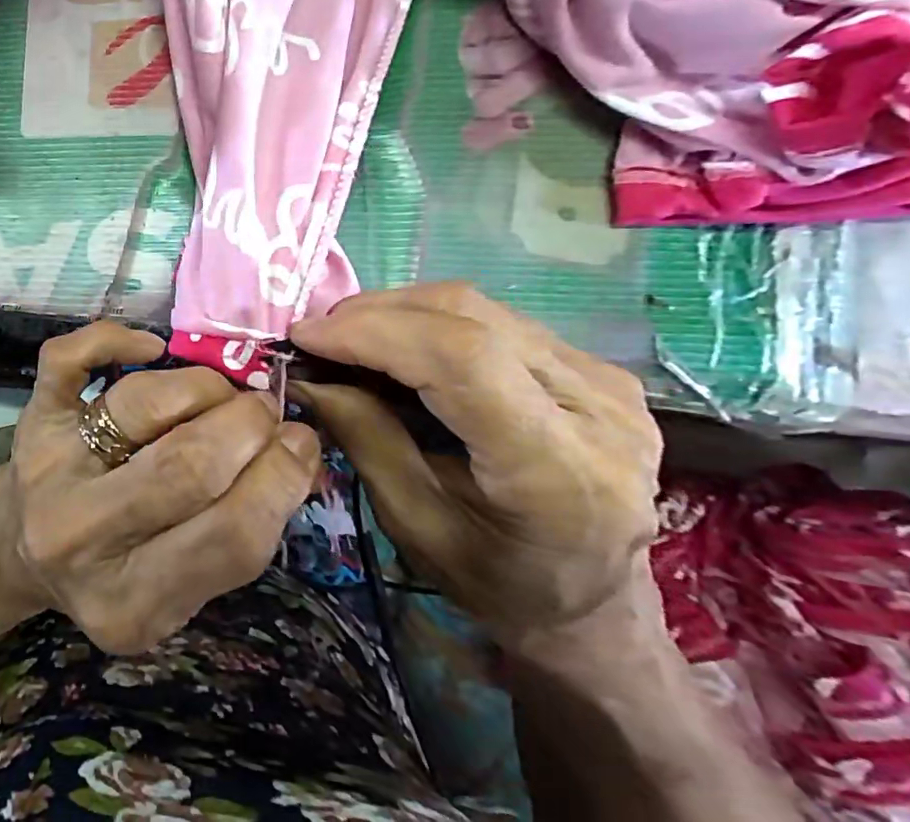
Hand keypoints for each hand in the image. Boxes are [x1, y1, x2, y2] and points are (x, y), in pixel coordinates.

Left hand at [0, 322, 322, 654]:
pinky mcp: (30, 420)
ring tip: (223, 392)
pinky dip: (110, 339)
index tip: (301, 442)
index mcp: (129, 602)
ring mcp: (49, 470)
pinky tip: (151, 346)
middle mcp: (81, 536)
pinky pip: (67, 361)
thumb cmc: (108, 571)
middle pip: (187, 465)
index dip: (280, 480)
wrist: (17, 549)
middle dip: (247, 428)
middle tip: (266, 411)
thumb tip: (301, 456)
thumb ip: (232, 537)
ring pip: (139, 404)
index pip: (231, 538)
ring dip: (201, 387)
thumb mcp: (171, 589)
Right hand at [286, 283, 662, 644]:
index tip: (304, 337)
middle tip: (315, 337)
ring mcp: (605, 383)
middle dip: (374, 315)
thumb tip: (306, 377)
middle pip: (469, 318)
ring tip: (345, 339)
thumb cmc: (493, 579)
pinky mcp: (594, 369)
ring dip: (395, 311)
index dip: (373, 334)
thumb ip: (365, 438)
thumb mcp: (412, 522)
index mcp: (555, 468)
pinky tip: (394, 346)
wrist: (592, 601)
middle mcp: (597, 412)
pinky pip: (493, 320)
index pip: (462, 360)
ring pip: (478, 308)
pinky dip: (426, 321)